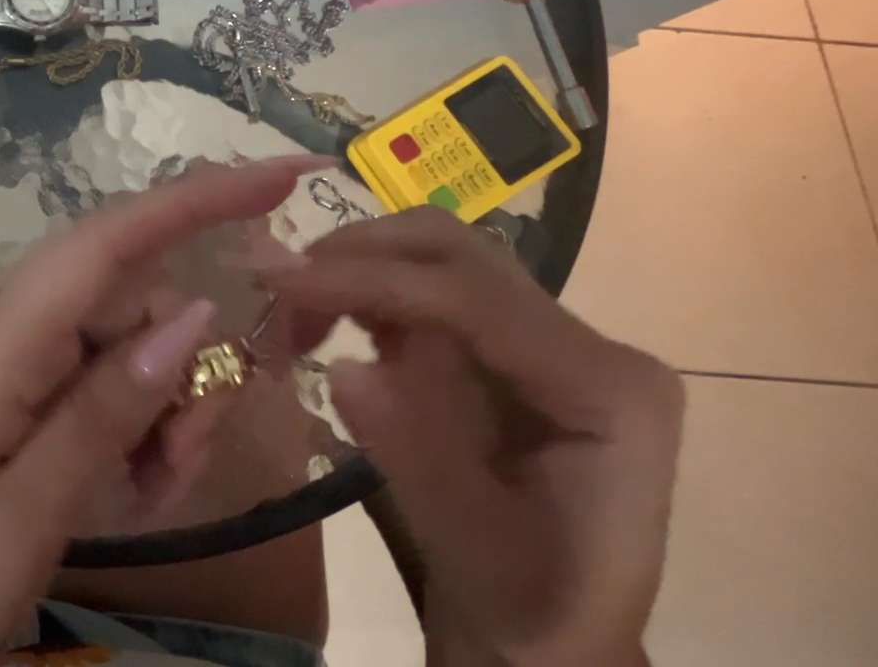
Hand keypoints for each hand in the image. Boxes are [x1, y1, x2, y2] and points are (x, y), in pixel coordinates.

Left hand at [0, 156, 329, 666]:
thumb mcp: (22, 515)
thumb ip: (103, 414)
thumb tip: (193, 319)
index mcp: (2, 338)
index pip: (108, 240)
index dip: (197, 199)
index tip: (287, 174)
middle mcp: (16, 324)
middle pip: (142, 295)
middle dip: (191, 366)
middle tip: (184, 454)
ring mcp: (28, 351)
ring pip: (144, 345)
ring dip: (171, 414)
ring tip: (147, 487)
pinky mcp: (39, 383)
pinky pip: (123, 382)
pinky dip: (149, 432)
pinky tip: (132, 488)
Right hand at [265, 208, 683, 666]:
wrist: (550, 628)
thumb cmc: (527, 601)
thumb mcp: (472, 547)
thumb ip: (415, 455)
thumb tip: (345, 370)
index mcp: (605, 388)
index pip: (474, 297)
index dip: (371, 279)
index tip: (279, 284)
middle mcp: (581, 343)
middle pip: (455, 251)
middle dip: (356, 257)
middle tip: (274, 290)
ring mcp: (539, 337)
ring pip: (431, 256)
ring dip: (350, 269)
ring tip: (289, 318)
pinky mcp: (496, 343)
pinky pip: (418, 288)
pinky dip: (357, 292)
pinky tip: (321, 326)